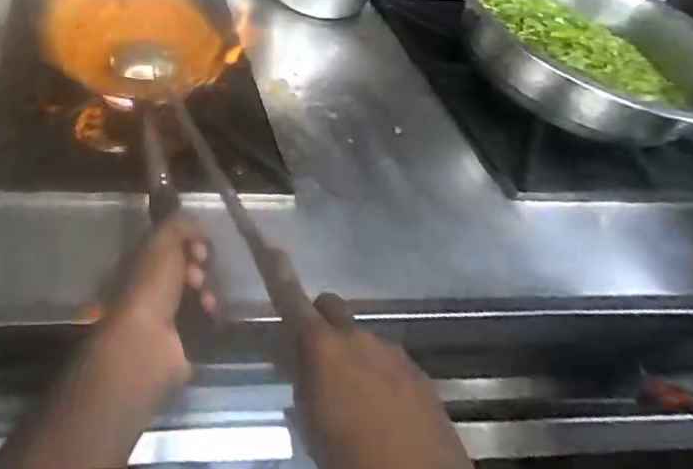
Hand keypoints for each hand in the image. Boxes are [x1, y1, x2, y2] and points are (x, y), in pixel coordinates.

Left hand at [95, 214, 217, 392]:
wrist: (147, 342)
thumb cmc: (151, 285)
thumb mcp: (162, 242)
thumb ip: (180, 225)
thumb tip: (198, 227)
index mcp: (143, 259)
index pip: (172, 242)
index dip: (189, 239)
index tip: (198, 245)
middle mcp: (154, 282)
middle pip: (188, 264)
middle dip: (200, 264)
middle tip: (199, 272)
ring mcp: (169, 310)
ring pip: (200, 289)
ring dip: (208, 288)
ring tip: (206, 297)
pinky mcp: (185, 334)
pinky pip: (206, 314)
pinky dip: (211, 310)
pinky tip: (211, 311)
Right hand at [275, 265, 467, 468]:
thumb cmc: (353, 461)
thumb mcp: (312, 431)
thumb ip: (302, 390)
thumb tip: (298, 368)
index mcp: (323, 348)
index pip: (292, 298)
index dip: (278, 272)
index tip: (270, 245)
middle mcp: (357, 337)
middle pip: (330, 307)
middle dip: (319, 323)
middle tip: (314, 363)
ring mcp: (393, 353)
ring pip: (360, 338)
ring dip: (350, 355)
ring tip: (352, 400)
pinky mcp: (421, 375)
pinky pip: (388, 361)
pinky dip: (378, 376)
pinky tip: (383, 413)